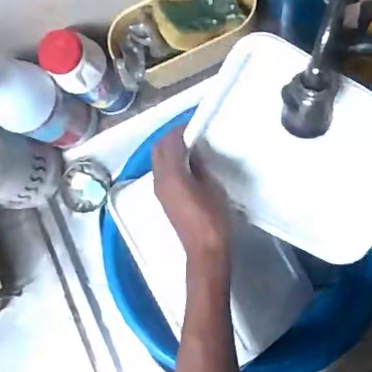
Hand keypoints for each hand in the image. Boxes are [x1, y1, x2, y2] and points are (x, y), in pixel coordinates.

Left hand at [153, 129, 229, 261]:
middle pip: (158, 149)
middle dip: (171, 137)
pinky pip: (161, 171)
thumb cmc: (213, 218)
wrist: (204, 249)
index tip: (195, 122)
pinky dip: (170, 161)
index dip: (181, 129)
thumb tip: (194, 155)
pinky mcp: (163, 198)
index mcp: (172, 175)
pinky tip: (187, 163)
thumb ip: (200, 167)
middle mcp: (159, 180)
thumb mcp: (212, 186)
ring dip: (170, 149)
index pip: (170, 142)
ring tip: (190, 145)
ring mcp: (159, 190)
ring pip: (158, 160)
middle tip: (190, 132)